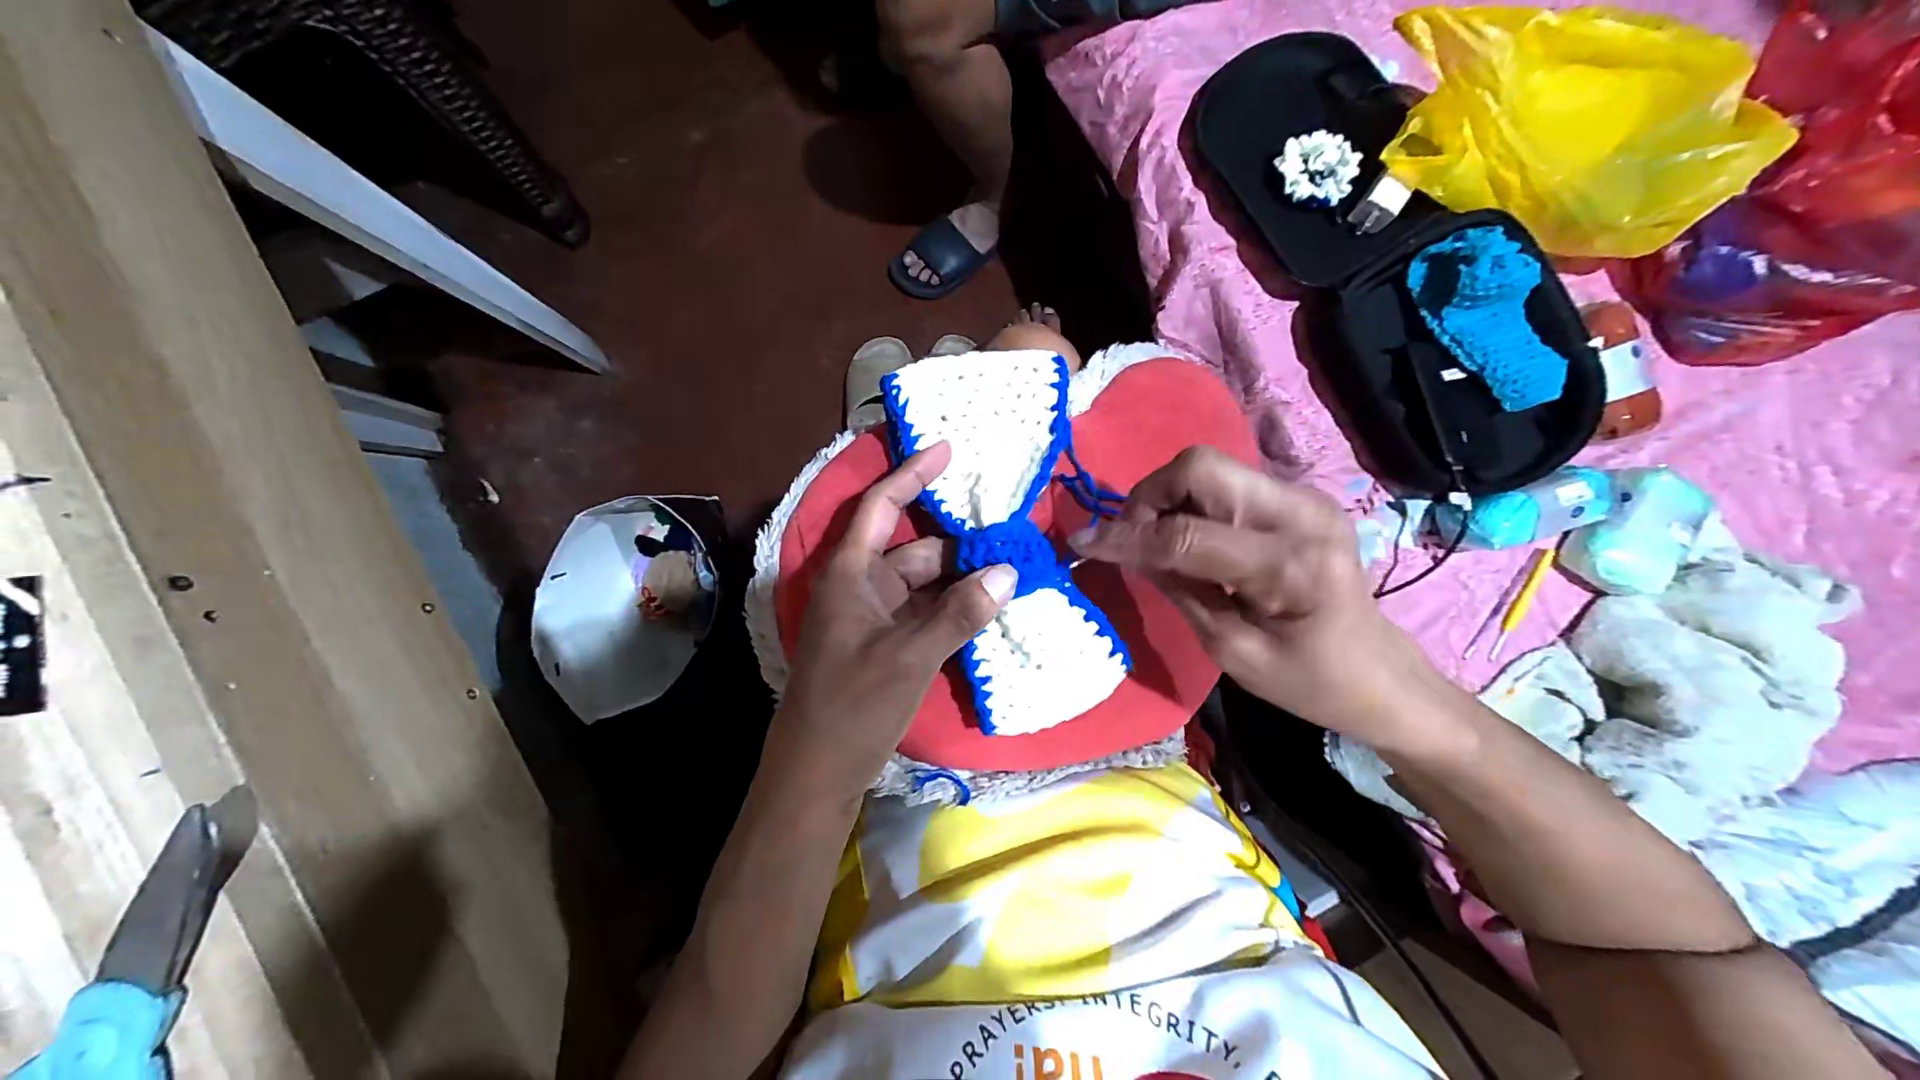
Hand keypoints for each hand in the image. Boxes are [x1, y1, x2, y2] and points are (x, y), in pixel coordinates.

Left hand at [777, 442, 1016, 791]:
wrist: (817, 770)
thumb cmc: (853, 705)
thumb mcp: (910, 656)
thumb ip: (959, 613)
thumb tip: (1009, 573)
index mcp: (850, 574)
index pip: (881, 507)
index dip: (911, 473)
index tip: (948, 448)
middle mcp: (860, 587)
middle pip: (912, 547)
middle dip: (958, 542)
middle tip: (1009, 533)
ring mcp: (872, 617)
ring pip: (922, 582)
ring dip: (960, 578)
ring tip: (1011, 570)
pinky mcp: (884, 644)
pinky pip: (923, 611)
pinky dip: (952, 607)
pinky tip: (987, 606)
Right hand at [1068, 446, 1460, 757]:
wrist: (1380, 672)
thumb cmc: (1308, 680)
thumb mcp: (1231, 650)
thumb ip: (1177, 589)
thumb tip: (1126, 548)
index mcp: (1290, 565)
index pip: (1186, 534)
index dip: (1126, 536)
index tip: (1082, 540)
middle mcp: (1301, 512)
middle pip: (1199, 467)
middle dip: (1148, 497)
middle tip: (1131, 539)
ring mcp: (1304, 497)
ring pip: (1208, 466)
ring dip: (1167, 498)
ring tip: (1156, 542)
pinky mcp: (1299, 497)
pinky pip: (1226, 482)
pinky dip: (1191, 503)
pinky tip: (1190, 539)